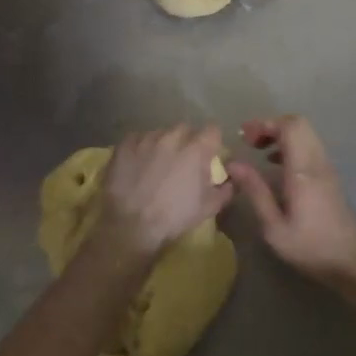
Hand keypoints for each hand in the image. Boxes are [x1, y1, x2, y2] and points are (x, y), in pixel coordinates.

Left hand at [95, 125, 233, 256]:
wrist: (132, 225)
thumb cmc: (175, 217)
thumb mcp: (209, 207)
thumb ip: (226, 189)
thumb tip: (231, 180)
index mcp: (196, 149)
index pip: (213, 130)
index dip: (212, 141)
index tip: (209, 153)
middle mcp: (172, 137)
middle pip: (185, 129)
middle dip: (187, 141)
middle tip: (183, 160)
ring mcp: (146, 139)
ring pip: (160, 133)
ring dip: (164, 144)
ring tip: (158, 163)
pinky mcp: (125, 145)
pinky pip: (137, 139)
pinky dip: (141, 147)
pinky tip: (138, 163)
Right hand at [226, 116, 355, 290]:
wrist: (352, 262)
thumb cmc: (310, 247)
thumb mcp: (274, 226)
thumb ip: (255, 191)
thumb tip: (233, 163)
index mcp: (303, 171)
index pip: (290, 126)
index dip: (265, 124)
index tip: (244, 136)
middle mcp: (317, 163)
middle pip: (299, 124)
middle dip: (271, 126)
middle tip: (250, 142)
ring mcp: (327, 169)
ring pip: (306, 134)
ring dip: (281, 135)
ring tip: (259, 151)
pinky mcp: (329, 178)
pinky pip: (310, 148)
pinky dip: (291, 146)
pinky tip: (276, 165)